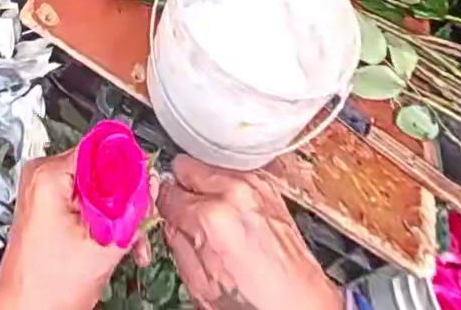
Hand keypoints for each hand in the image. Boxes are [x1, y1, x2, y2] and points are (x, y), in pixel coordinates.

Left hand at [0, 147, 140, 309]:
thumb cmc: (43, 295)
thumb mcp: (104, 248)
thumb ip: (134, 209)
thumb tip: (150, 182)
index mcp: (48, 174)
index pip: (105, 148)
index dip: (131, 169)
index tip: (144, 189)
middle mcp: (42, 175)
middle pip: (102, 168)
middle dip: (127, 197)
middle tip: (141, 219)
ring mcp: (42, 191)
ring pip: (97, 186)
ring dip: (118, 211)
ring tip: (132, 238)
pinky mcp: (45, 206)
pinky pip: (84, 199)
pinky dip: (102, 218)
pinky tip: (116, 241)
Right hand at [156, 156, 341, 309]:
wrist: (299, 300)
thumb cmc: (256, 301)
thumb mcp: (202, 286)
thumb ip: (179, 247)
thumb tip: (171, 223)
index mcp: (212, 217)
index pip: (168, 193)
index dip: (161, 204)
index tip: (162, 210)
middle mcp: (233, 191)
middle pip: (187, 165)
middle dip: (181, 186)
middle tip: (182, 209)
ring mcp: (253, 183)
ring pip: (210, 164)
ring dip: (204, 183)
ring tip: (207, 212)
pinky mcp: (267, 183)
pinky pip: (234, 171)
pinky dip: (226, 184)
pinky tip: (228, 209)